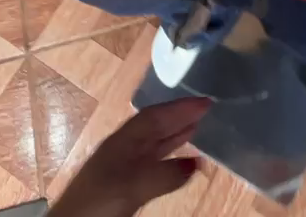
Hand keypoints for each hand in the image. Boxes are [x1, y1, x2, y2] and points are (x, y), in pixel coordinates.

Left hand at [47, 97, 210, 216]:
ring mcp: (121, 166)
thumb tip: (196, 162)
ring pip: (153, 143)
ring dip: (175, 134)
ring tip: (198, 127)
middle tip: (207, 109)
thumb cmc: (98, 203)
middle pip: (154, 125)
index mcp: (122, 140)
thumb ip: (163, 175)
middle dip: (180, 116)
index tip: (207, 101)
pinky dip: (168, 158)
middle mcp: (122, 148)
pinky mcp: (121, 185)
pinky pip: (151, 162)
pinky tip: (179, 164)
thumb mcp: (132, 187)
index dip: (180, 107)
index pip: (155, 115)